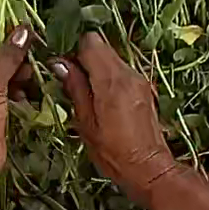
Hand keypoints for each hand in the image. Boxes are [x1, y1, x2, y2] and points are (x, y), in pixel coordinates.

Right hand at [52, 32, 180, 204]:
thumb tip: (59, 63)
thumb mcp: (86, 123)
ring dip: (96, 67)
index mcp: (112, 81)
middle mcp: (129, 74)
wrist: (148, 168)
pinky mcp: (145, 87)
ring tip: (86, 93)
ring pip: (112, 57)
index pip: (90, 41)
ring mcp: (140, 79)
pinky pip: (122, 70)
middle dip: (84, 57)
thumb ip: (75, 88)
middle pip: (102, 46)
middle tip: (71, 81)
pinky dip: (109, 77)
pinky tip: (102, 99)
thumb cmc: (113, 153)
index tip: (63, 67)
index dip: (73, 50)